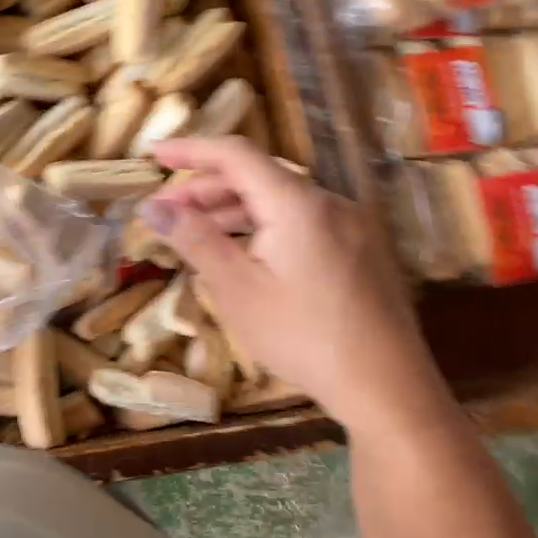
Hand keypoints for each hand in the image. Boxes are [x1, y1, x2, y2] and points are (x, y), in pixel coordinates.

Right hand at [141, 138, 456, 436]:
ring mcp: (351, 226)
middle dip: (205, 188)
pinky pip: (302, 221)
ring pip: (280, 200)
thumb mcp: (235, 288)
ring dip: (233, 209)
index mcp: (296, 203)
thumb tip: (149, 205)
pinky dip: (262, 226)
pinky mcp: (360, 251)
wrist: (387, 388)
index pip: (235, 154)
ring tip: (196, 234)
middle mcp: (328, 202)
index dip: (190, 149)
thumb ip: (193, 238)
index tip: (152, 155)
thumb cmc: (302, 336)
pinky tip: (243, 255)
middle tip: (165, 213)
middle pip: (257, 176)